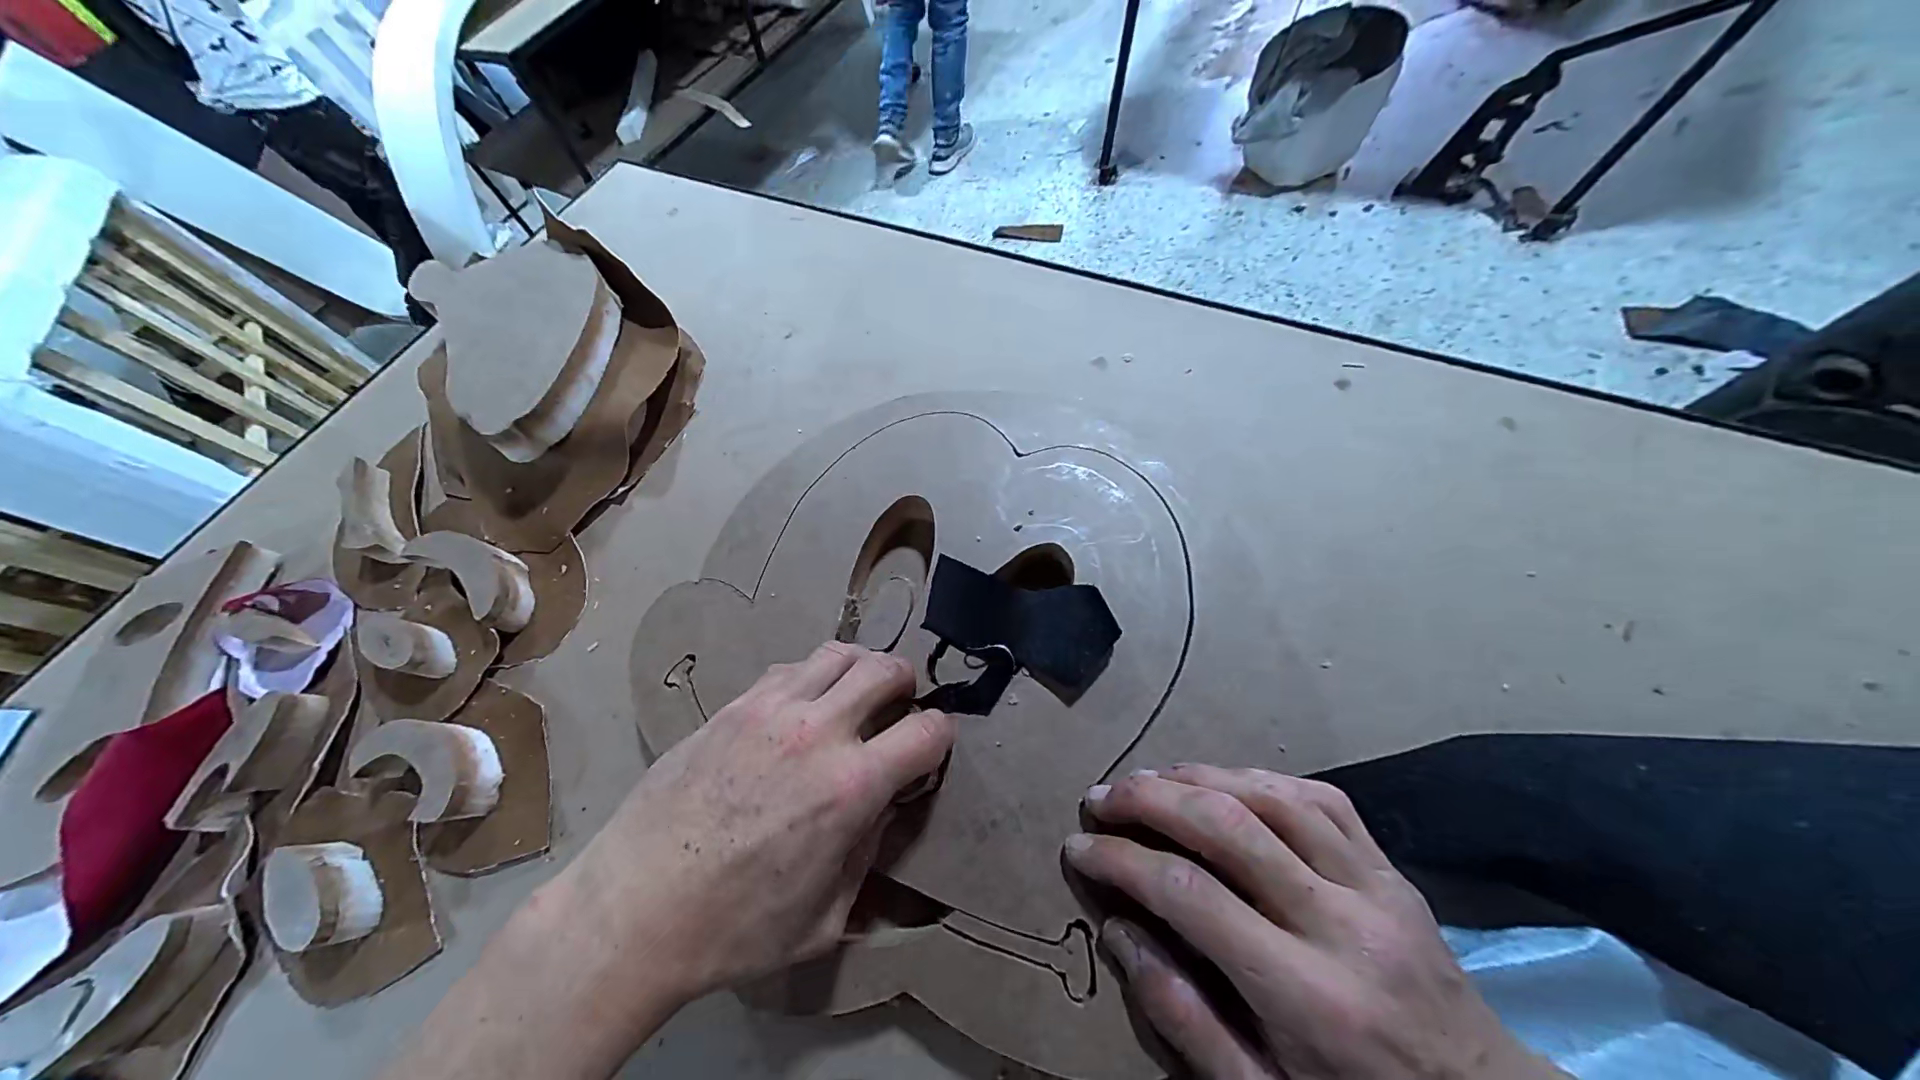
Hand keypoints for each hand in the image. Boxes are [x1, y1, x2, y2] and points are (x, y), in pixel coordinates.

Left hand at [562, 643, 954, 1004]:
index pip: (928, 731)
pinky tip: (800, 706)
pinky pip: (788, 668)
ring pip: (837, 653)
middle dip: (906, 684)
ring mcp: (771, 711)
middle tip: (899, 705)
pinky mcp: (732, 707)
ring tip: (854, 693)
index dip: (942, 736)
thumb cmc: (736, 929)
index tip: (932, 750)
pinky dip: (811, 677)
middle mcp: (818, 733)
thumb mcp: (827, 917)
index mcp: (851, 787)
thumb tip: (883, 807)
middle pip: (886, 669)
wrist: (635, 909)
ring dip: (859, 667)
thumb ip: (868, 853)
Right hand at [1066, 765, 1563, 1079]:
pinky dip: (1259, 777)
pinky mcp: (1391, 869)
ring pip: (1275, 797)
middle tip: (1102, 796)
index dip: (1122, 862)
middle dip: (1151, 800)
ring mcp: (1375, 887)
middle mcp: (1344, 926)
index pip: (1191, 897)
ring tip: (1149, 779)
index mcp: (1308, 996)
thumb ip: (1182, 1016)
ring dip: (1199, 776)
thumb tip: (1117, 929)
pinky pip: (1320, 798)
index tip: (1079, 846)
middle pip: (1230, 828)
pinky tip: (1221, 780)